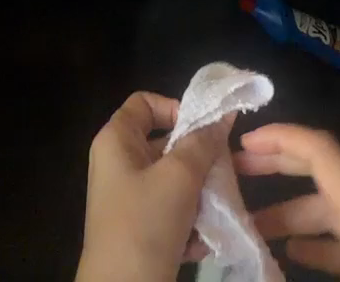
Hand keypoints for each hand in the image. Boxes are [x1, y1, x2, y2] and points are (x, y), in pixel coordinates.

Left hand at [75, 92, 233, 281]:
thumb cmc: (145, 223)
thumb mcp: (179, 177)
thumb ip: (203, 142)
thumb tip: (224, 113)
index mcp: (116, 140)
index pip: (145, 102)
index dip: (175, 108)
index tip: (204, 131)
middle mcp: (118, 163)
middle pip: (163, 141)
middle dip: (196, 156)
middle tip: (223, 169)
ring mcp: (127, 197)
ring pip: (170, 179)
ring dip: (197, 191)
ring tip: (218, 204)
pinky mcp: (138, 228)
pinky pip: (168, 210)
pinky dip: (188, 220)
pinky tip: (204, 238)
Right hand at [237, 124, 339, 280]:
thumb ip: (280, 278)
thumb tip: (248, 270)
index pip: (322, 152)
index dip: (279, 139)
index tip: (241, 146)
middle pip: (330, 172)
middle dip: (281, 168)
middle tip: (238, 174)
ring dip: (298, 211)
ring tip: (256, 227)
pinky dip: (325, 236)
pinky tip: (296, 254)